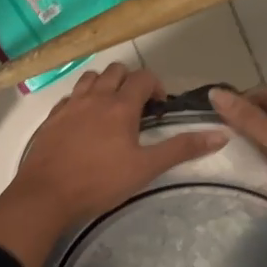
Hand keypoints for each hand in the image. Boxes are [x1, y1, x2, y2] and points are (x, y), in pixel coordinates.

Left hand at [0, 65, 227, 266]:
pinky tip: (83, 122)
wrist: (45, 195)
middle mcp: (93, 97)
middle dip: (130, 81)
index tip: (159, 108)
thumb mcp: (145, 168)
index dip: (156, 87)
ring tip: (110, 111)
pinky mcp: (50, 119)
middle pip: (115, 71)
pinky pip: (69, 97)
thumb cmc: (99, 182)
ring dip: (104, 85)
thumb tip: (220, 135)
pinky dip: (81, 100)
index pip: (143, 77)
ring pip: (89, 78)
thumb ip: (181, 149)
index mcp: (119, 105)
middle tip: (137, 107)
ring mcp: (69, 106)